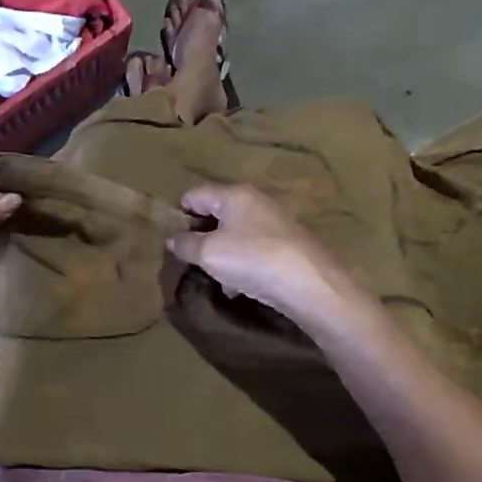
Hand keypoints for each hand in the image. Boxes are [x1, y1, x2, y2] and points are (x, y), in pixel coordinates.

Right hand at [166, 184, 357, 323]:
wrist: (309, 284)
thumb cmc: (251, 259)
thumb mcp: (208, 253)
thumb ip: (185, 244)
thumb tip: (174, 240)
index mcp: (234, 194)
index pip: (195, 194)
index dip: (179, 214)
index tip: (172, 239)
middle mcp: (256, 202)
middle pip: (216, 214)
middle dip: (201, 237)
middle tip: (191, 260)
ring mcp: (275, 223)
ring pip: (235, 235)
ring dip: (221, 255)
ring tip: (216, 278)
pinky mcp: (287, 245)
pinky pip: (253, 250)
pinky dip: (242, 265)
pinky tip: (240, 287)